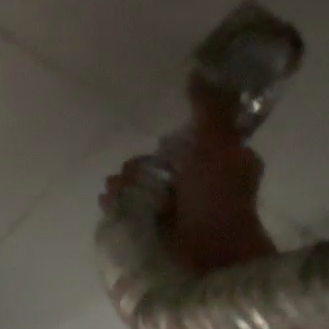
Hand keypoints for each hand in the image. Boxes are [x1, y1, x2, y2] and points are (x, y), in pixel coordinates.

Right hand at [107, 83, 274, 273]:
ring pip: (137, 190)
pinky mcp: (149, 237)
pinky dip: (114, 207)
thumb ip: (210, 110)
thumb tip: (199, 70)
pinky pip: (125, 214)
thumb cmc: (217, 200)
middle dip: (138, 166)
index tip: (158, 145)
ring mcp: (171, 215)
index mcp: (219, 166)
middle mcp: (195, 189)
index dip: (168, 143)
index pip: (185, 145)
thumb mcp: (219, 144)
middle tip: (132, 173)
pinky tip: (108, 204)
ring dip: (122, 187)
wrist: (210, 258)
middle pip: (156, 167)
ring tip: (114, 192)